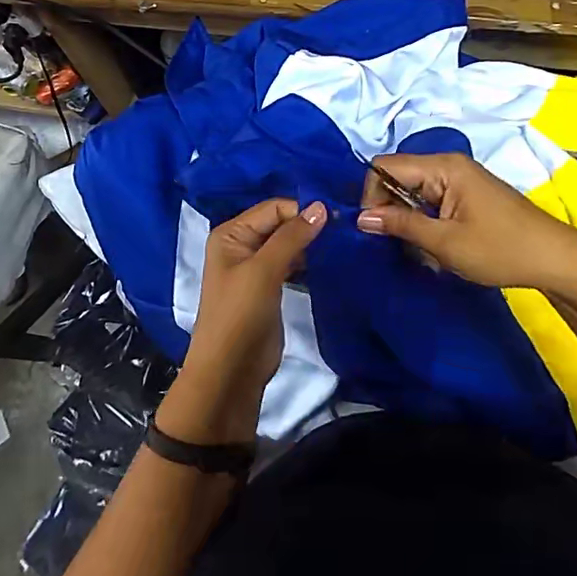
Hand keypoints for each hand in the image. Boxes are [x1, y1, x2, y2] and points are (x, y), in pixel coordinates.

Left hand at [160, 198, 326, 444]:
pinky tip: (329, 262)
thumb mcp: (264, 270)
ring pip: (286, 244)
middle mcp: (241, 244)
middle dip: (307, 224)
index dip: (301, 209)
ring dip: (310, 243)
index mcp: (231, 233)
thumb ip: (291, 237)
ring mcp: (254, 267)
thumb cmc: (240, 313)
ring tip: (342, 242)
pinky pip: (290, 263)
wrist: (231, 369)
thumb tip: (320, 206)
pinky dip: (306, 261)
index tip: (338, 216)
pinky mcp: (268, 287)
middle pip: (279, 223)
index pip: (271, 208)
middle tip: (345, 228)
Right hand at [357, 152, 576, 290]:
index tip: (374, 227)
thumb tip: (361, 218)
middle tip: (393, 241)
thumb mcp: (446, 243)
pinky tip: (431, 243)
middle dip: (387, 206)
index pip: (385, 166)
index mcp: (444, 167)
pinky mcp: (467, 194)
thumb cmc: (502, 250)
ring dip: (406, 216)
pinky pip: (429, 198)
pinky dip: (423, 219)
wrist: (559, 262)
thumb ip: (401, 225)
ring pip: (412, 189)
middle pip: (397, 175)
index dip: (371, 194)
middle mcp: (449, 165)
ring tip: (414, 246)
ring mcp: (460, 178)